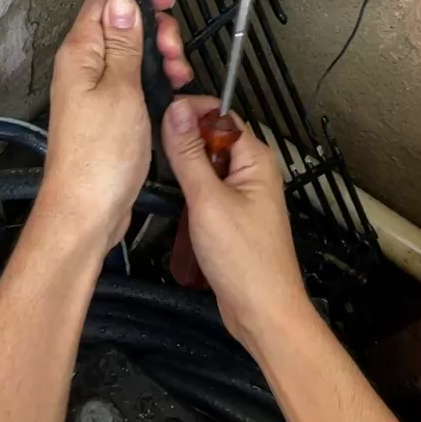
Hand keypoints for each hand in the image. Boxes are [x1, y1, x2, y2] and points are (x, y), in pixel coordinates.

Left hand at [39, 0, 192, 254]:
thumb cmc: (98, 157)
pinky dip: (154, 83)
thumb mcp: (121, 89)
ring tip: (177, 73)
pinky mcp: (108, 112)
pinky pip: (133, 83)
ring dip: (159, 58)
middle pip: (121, 26)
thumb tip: (122, 1)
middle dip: (155, 31)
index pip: (104, 2)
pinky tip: (170, 92)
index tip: (164, 3)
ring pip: (131, 55)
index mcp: (80, 54)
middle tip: (173, 49)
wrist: (88, 211)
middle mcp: (83, 68)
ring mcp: (95, 91)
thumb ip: (123, 43)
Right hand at [161, 94, 310, 354]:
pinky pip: (206, 186)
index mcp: (255, 157)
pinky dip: (189, 190)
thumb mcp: (207, 199)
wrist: (262, 313)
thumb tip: (175, 109)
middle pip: (210, 137)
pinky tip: (177, 203)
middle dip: (184, 141)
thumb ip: (188, 153)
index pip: (219, 114)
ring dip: (184, 169)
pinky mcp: (232, 212)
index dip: (190, 111)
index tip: (161, 119)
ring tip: (167, 181)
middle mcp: (252, 169)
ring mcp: (242, 192)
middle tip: (158, 155)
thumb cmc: (243, 259)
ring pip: (205, 163)